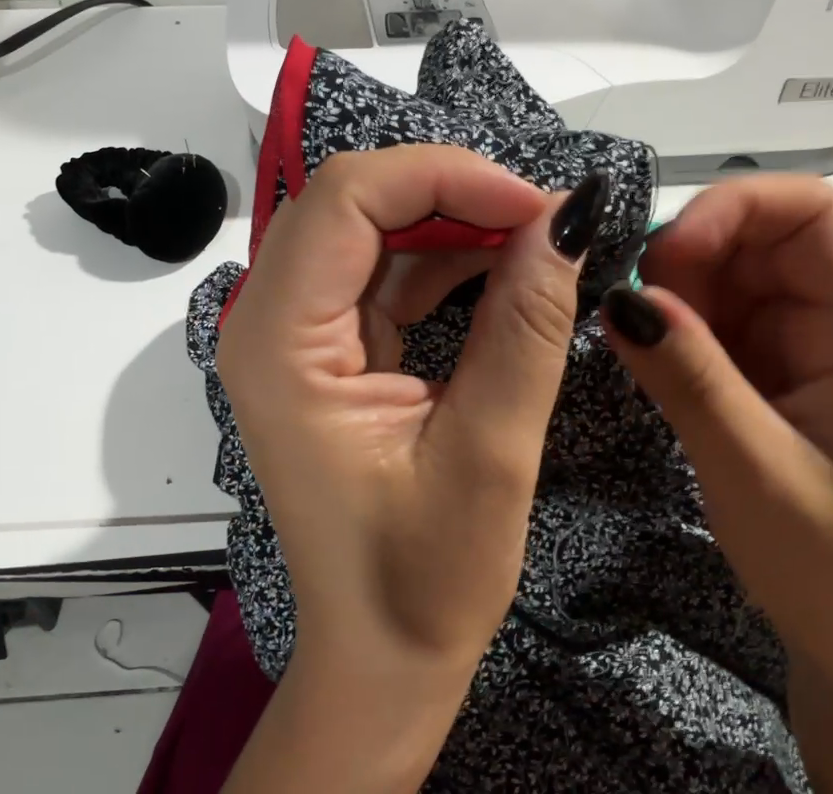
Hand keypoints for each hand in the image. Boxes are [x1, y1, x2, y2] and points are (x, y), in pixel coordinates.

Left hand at [217, 145, 606, 792]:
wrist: (378, 655)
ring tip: (539, 244)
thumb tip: (565, 220)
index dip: (444, 177)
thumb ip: (524, 327)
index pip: (346, 198)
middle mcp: (267, 324)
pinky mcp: (322, 352)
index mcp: (279, 344)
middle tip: (545, 222)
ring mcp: (291, 336)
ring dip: (453, 224)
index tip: (537, 207)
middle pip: (351, 203)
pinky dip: (442, 263)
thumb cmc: (421, 582)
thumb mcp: (488, 452)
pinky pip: (379, 275)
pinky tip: (503, 272)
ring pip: (369, 231)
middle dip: (451, 193)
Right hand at [600, 176, 832, 792]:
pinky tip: (650, 359)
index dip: (734, 209)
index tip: (663, 258)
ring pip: (728, 271)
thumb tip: (619, 295)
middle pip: (761, 233)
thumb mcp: (753, 470)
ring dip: (674, 290)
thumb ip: (689, 376)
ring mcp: (803, 344)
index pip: (814, 212)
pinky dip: (672, 323)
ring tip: (641, 348)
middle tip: (635, 312)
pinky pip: (713, 315)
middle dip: (690, 254)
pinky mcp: (769, 370)